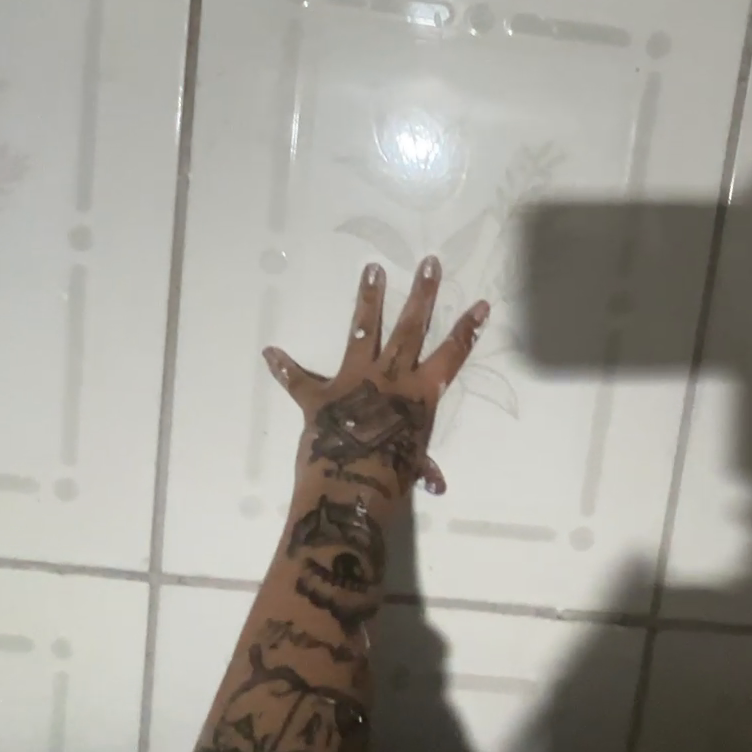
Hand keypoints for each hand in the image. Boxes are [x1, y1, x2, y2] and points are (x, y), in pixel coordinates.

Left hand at [263, 256, 489, 495]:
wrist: (348, 488)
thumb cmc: (391, 479)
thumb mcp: (412, 469)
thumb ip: (422, 466)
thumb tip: (435, 482)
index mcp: (419, 394)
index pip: (451, 354)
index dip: (468, 329)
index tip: (481, 303)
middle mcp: (390, 377)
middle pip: (411, 328)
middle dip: (422, 294)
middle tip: (429, 262)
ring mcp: (353, 381)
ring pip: (364, 332)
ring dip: (369, 300)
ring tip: (372, 269)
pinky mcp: (319, 395)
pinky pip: (298, 380)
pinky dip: (284, 368)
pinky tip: (270, 352)